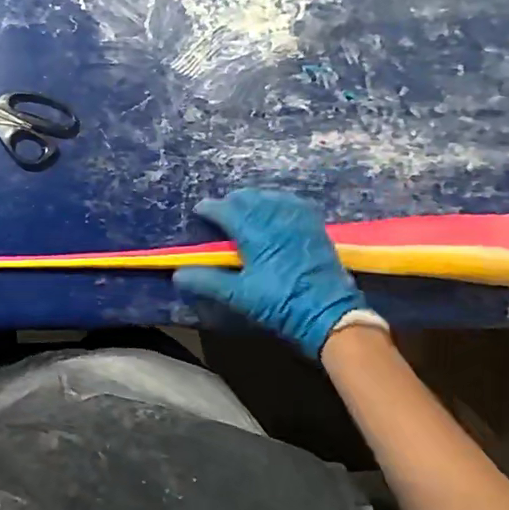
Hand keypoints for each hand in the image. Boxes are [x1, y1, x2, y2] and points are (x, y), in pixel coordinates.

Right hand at [173, 189, 370, 356]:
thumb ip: (209, 282)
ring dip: (253, 200)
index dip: (210, 209)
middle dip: (231, 202)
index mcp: (255, 230)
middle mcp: (275, 216)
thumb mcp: (241, 297)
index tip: (200, 211)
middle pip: (247, 198)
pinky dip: (275, 202)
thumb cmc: (281, 304)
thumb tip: (180, 275)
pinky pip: (289, 202)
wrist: (329, 313)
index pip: (226, 209)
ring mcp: (297, 218)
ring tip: (244, 211)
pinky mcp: (313, 224)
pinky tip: (274, 211)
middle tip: (221, 214)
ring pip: (269, 196)